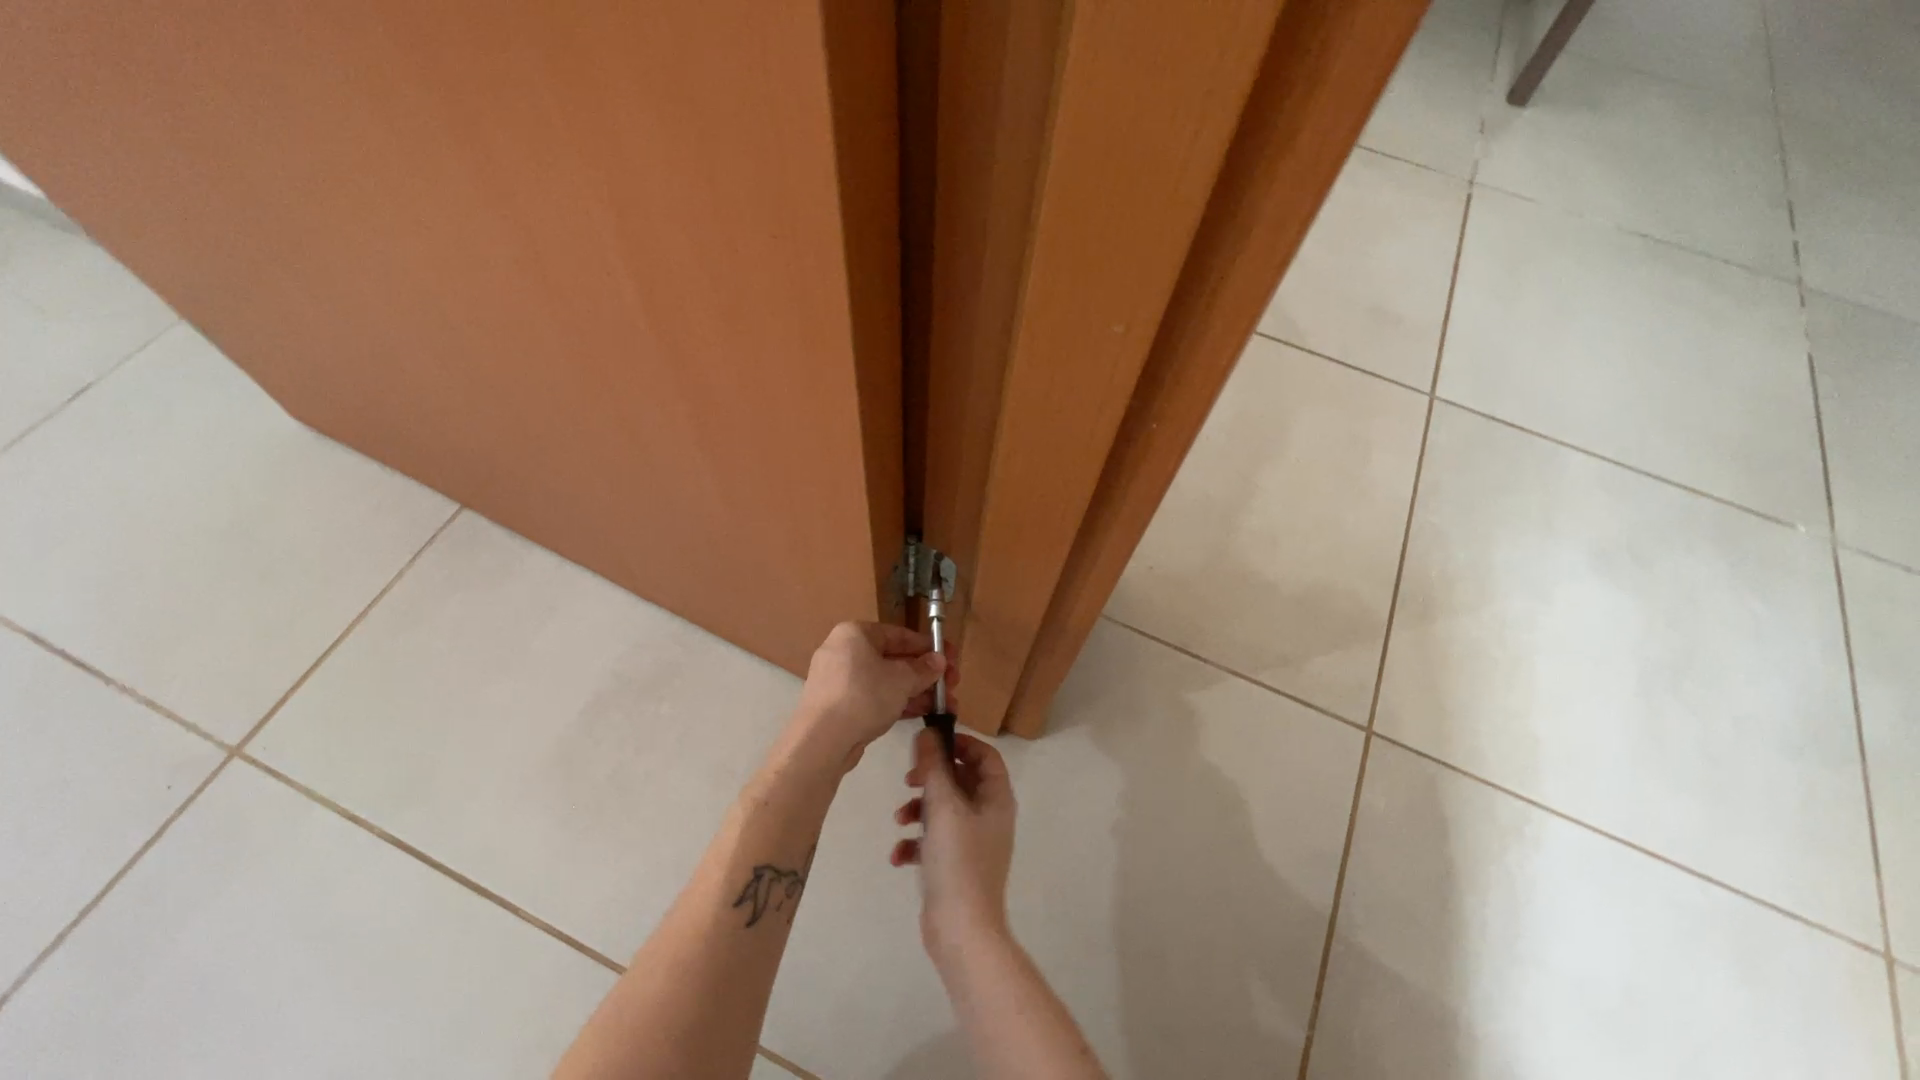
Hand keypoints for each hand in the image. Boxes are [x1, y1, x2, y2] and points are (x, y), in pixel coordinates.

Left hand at [792, 622, 952, 771]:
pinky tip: (922, 713)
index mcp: (855, 634)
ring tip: (944, 705)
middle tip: (951, 685)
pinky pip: (874, 698)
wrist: (822, 740)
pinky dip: (897, 703)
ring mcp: (839, 681)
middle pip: (894, 659)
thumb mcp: (902, 679)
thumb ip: (924, 669)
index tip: (951, 658)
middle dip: (925, 674)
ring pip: (885, 681)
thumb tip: (939, 661)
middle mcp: (844, 652)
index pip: (899, 634)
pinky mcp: (839, 706)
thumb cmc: (864, 696)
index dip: (928, 647)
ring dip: (916, 691)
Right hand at [891, 729, 1016, 960]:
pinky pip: (933, 840)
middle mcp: (988, 816)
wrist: (962, 928)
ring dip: (918, 809)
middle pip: (960, 780)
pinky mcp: (955, 864)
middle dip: (931, 777)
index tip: (930, 742)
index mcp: (996, 799)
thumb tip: (927, 734)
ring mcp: (972, 841)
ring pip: (943, 809)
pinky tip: (900, 855)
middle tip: (909, 779)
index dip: (961, 743)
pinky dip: (916, 842)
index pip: (986, 756)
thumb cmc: (958, 860)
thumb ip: (934, 766)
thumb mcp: (944, 807)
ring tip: (900, 820)